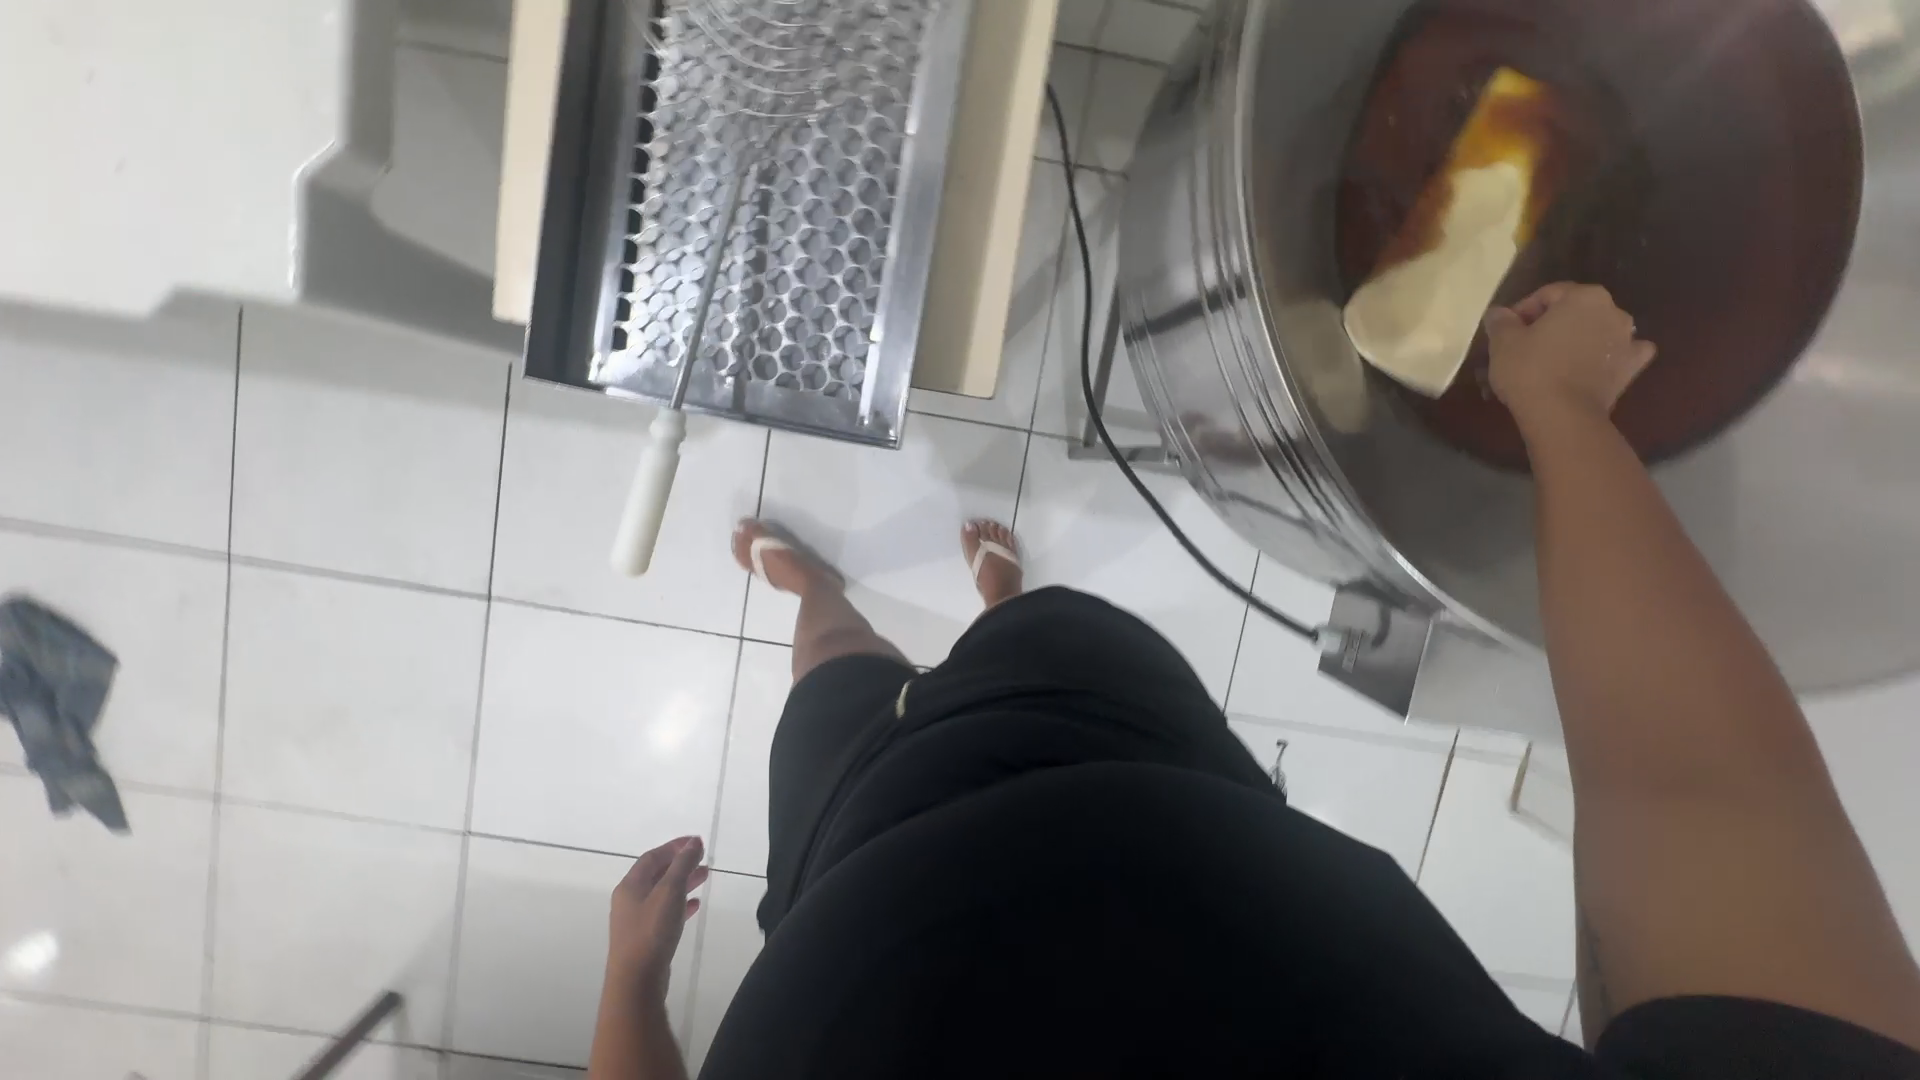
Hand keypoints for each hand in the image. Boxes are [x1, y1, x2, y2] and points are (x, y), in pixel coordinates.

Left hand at [607, 836, 707, 1000]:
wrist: (636, 982)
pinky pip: (664, 912)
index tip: (697, 842)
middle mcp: (629, 900)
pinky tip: (696, 905)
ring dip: (683, 882)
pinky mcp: (645, 938)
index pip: (652, 856)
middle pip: (657, 873)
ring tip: (705, 877)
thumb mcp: (670, 892)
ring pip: (662, 892)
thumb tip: (694, 842)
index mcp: (630, 886)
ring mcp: (635, 920)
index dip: (674, 846)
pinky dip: (680, 903)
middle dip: (680, 863)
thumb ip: (682, 864)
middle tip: (703, 858)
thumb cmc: (651, 931)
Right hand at [1485, 283, 1657, 422]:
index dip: (1522, 311)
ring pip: (1597, 330)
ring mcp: (1627, 338)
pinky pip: (1619, 353)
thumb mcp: (1502, 343)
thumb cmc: (1530, 370)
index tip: (1505, 332)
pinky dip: (1607, 356)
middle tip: (1524, 347)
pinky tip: (1592, 366)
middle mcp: (1612, 310)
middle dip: (1550, 325)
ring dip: (1577, 339)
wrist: (1562, 413)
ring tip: (1552, 361)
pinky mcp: (1632, 366)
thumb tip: (1499, 313)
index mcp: (1583, 297)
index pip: (1547, 294)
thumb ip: (1500, 321)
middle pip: (1575, 311)